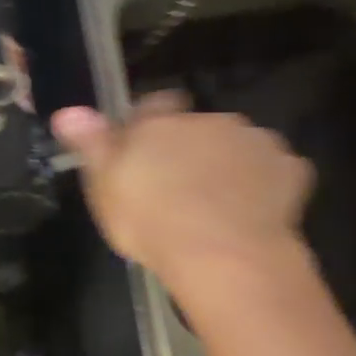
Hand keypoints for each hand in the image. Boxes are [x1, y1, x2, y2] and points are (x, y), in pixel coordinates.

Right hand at [51, 93, 315, 299]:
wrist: (221, 250)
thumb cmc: (148, 219)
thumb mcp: (103, 187)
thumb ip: (91, 145)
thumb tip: (66, 111)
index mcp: (161, 125)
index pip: (154, 104)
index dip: (146, 123)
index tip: (139, 149)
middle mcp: (211, 121)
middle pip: (196, 127)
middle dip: (187, 148)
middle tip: (170, 188)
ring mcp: (256, 142)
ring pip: (234, 146)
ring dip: (222, 164)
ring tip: (206, 205)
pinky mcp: (290, 168)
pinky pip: (269, 170)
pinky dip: (256, 184)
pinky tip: (242, 212)